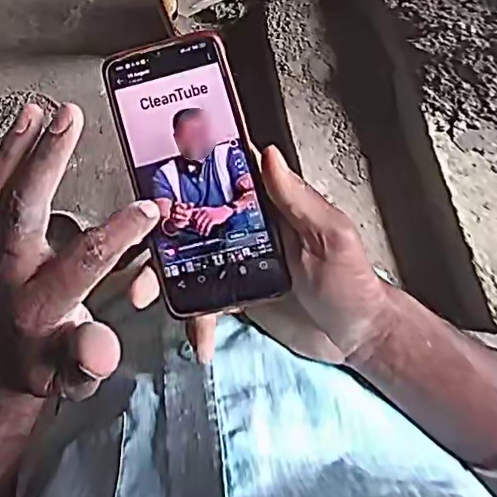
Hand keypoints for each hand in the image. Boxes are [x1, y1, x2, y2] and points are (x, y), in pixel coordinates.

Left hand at [0, 102, 160, 399]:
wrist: (5, 358)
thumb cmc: (46, 361)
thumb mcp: (73, 375)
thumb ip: (88, 359)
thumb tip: (102, 347)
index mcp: (39, 304)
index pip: (81, 263)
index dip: (118, 234)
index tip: (150, 209)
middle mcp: (12, 269)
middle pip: (22, 209)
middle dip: (46, 161)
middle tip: (69, 119)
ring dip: (17, 145)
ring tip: (38, 108)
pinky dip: (5, 152)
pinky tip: (23, 122)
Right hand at [129, 146, 391, 363]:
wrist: (358, 340)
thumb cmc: (354, 283)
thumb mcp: (333, 237)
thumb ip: (300, 200)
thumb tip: (269, 155)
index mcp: (264, 205)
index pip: (222, 176)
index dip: (188, 169)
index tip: (156, 170)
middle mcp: (242, 227)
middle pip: (189, 219)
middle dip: (158, 231)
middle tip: (138, 243)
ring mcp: (233, 261)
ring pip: (184, 261)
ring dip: (159, 277)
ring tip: (144, 295)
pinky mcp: (231, 295)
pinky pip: (200, 303)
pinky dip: (195, 322)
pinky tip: (200, 341)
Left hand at [188, 205, 232, 235]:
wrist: (224, 211)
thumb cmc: (214, 212)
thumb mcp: (206, 210)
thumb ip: (200, 214)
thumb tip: (193, 220)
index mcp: (201, 209)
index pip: (194, 216)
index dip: (192, 222)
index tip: (192, 226)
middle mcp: (204, 212)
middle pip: (197, 221)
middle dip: (196, 227)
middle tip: (197, 231)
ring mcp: (208, 216)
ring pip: (202, 224)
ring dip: (201, 230)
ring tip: (201, 233)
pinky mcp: (212, 219)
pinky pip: (207, 227)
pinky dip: (206, 231)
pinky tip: (206, 234)